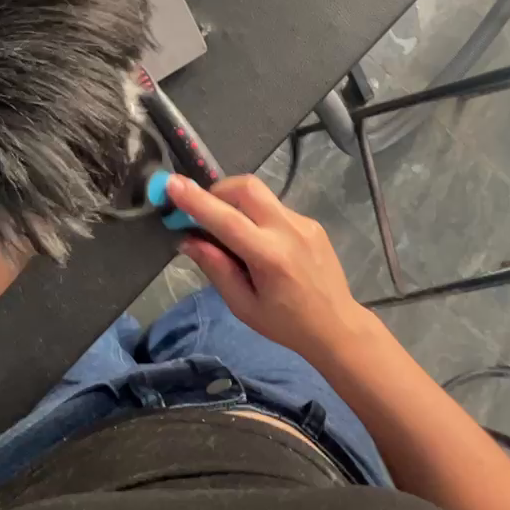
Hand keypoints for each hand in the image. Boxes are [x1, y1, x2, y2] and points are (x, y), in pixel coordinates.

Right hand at [167, 175, 375, 358]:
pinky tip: (256, 242)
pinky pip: (275, 207)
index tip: (172, 184)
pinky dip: (255, 215)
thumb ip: (216, 268)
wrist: (337, 325)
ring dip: (236, 203)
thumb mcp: (243, 305)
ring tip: (229, 233)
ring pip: (261, 194)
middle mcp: (289, 230)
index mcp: (270, 257)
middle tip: (202, 212)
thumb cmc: (286, 324)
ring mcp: (304, 223)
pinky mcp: (311, 223)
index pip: (226, 219)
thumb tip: (187, 240)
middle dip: (217, 191)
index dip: (196, 200)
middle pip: (247, 188)